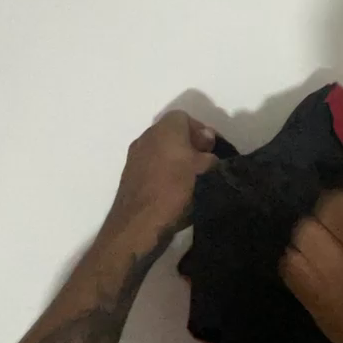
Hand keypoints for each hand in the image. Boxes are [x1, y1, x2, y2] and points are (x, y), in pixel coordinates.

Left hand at [100, 111, 218, 247]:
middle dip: (190, 145)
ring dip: (176, 159)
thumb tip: (208, 146)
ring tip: (191, 178)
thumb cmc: (174, 189)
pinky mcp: (130, 175)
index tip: (212, 149)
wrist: (137, 223)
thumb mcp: (203, 171)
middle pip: (172, 132)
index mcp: (165, 129)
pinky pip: (152, 164)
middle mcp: (147, 136)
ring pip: (162, 149)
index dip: (201, 131)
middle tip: (204, 163)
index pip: (185, 118)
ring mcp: (135, 156)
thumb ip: (208, 154)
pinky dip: (164, 171)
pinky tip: (175, 189)